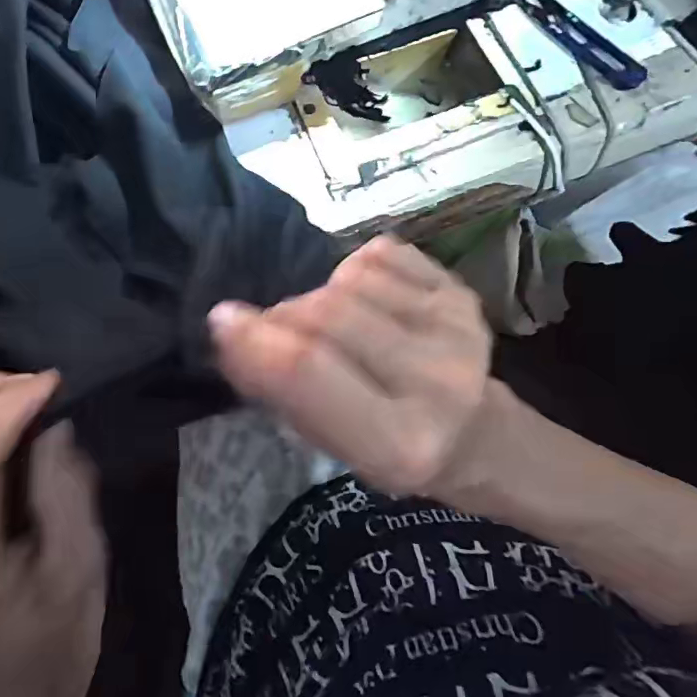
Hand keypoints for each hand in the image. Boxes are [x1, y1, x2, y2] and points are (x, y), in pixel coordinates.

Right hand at [208, 236, 494, 496]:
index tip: (221, 318)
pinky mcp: (462, 292)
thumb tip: (224, 328)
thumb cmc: (384, 442)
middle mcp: (437, 382)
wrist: (475, 432)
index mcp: (399, 442)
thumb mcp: (327, 440)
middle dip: (284, 315)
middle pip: (324, 313)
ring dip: (319, 293)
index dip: (256, 338)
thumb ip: (276, 387)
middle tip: (277, 329)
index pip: (310, 370)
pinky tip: (368, 300)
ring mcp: (457, 329)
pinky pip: (380, 254)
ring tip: (330, 321)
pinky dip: (356, 270)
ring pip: (348, 279)